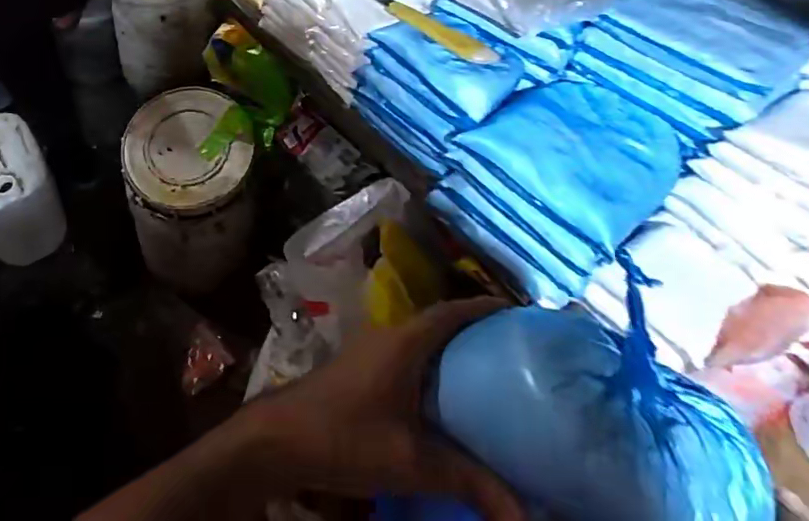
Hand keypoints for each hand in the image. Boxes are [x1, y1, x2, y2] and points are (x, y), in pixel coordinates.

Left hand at [238, 298, 525, 520]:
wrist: (281, 436)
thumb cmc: (346, 435)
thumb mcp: (413, 461)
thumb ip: (471, 482)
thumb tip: (526, 516)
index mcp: (400, 342)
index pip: (448, 313)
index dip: (482, 308)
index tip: (517, 313)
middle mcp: (385, 337)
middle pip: (436, 325)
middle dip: (473, 333)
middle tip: (517, 352)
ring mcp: (368, 353)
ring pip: (418, 343)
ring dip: (450, 353)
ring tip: (492, 376)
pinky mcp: (359, 372)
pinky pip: (405, 360)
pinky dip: (432, 370)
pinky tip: (448, 401)